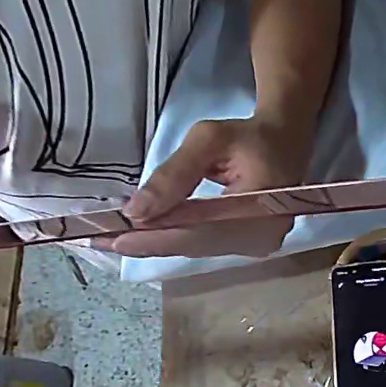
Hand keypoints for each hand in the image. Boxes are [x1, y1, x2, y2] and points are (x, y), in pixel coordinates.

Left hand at [94, 117, 308, 258]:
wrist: (286, 143)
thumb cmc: (246, 136)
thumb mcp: (207, 140)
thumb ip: (173, 175)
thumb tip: (136, 211)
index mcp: (257, 208)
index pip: (197, 232)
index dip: (153, 238)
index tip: (110, 240)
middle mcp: (261, 237)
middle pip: (195, 246)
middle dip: (147, 243)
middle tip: (100, 241)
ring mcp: (259, 246)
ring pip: (199, 250)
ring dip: (158, 243)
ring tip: (116, 238)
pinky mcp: (252, 246)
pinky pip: (208, 247)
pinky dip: (176, 240)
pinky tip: (149, 235)